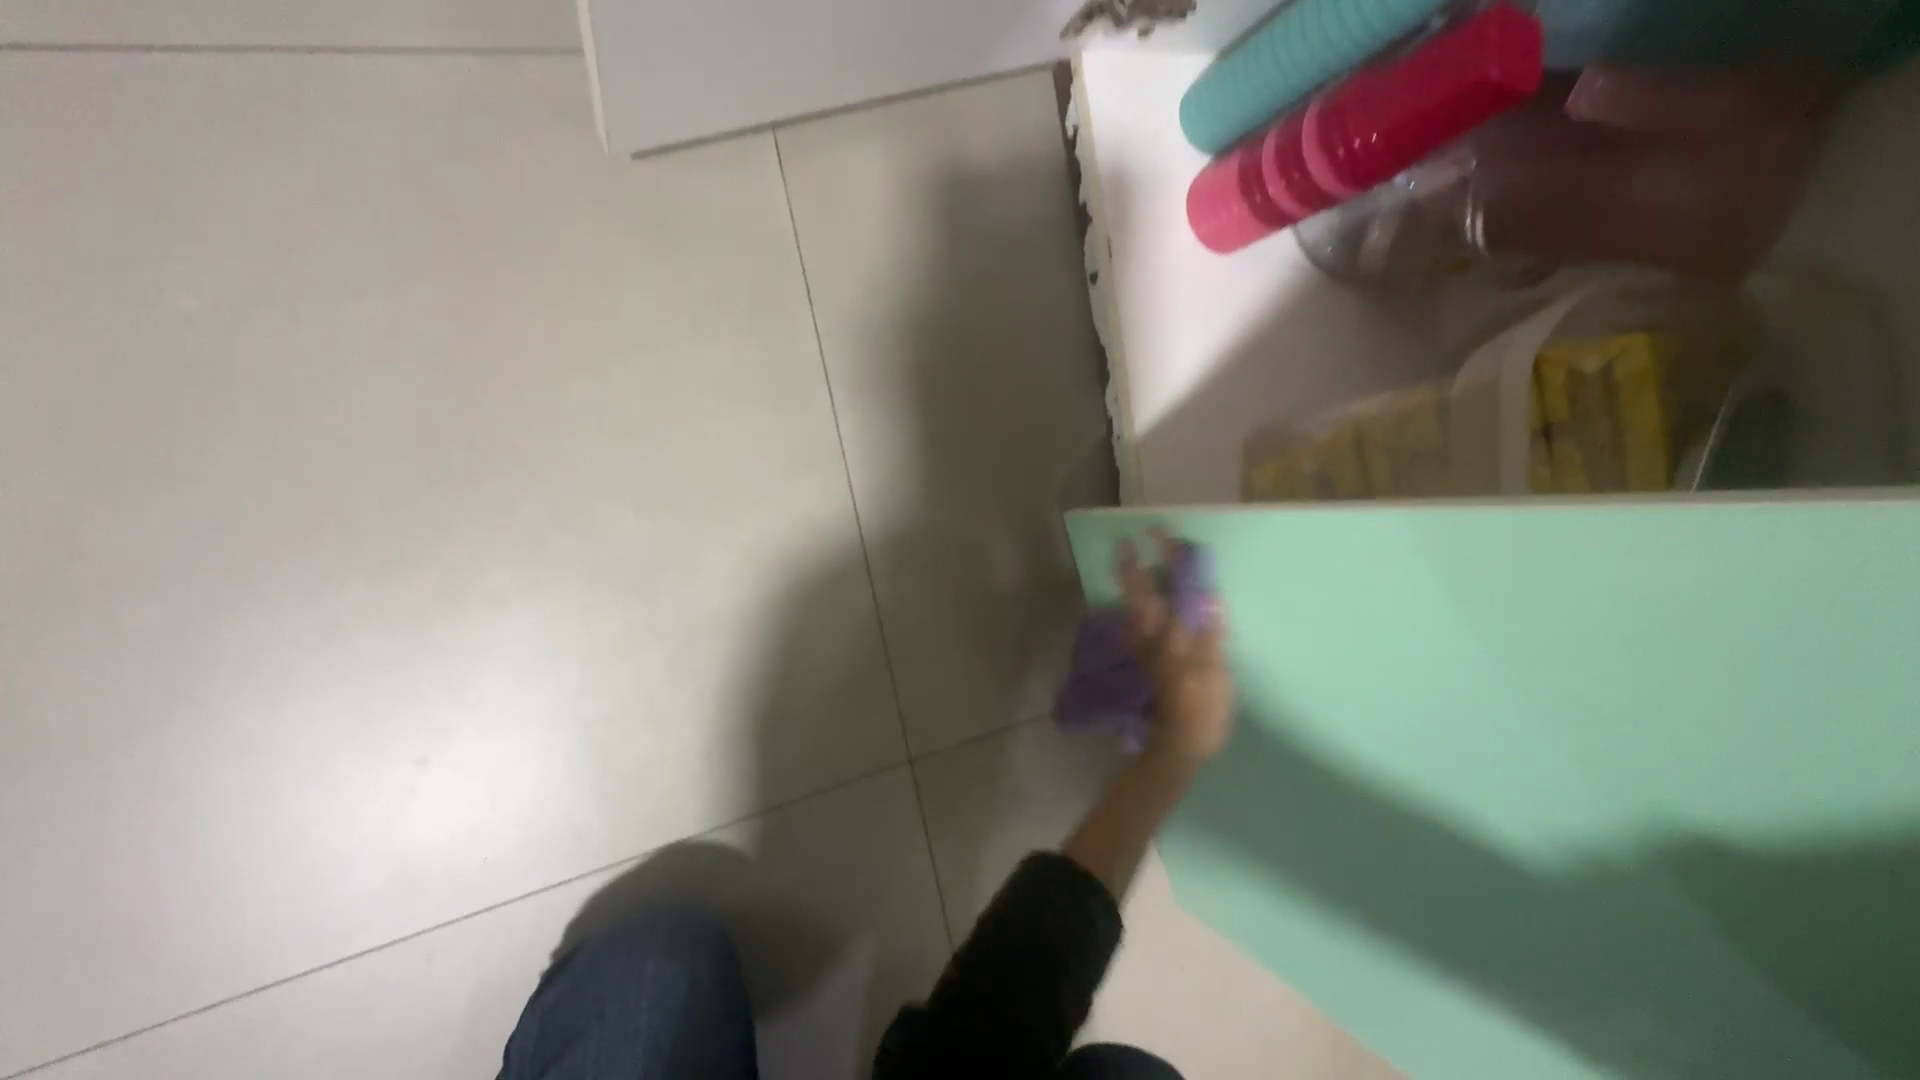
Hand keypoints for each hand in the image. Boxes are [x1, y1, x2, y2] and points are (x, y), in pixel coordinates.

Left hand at [1118, 532, 1233, 763]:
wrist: (1182, 742)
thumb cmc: (1204, 707)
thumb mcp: (1215, 670)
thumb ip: (1210, 633)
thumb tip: (1209, 598)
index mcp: (1174, 636)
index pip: (1172, 590)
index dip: (1169, 562)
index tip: (1162, 534)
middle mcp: (1154, 639)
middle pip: (1141, 597)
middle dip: (1133, 569)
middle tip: (1125, 544)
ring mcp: (1147, 652)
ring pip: (1133, 611)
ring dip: (1129, 587)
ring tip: (1124, 564)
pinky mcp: (1148, 664)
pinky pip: (1135, 629)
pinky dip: (1133, 612)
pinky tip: (1131, 609)